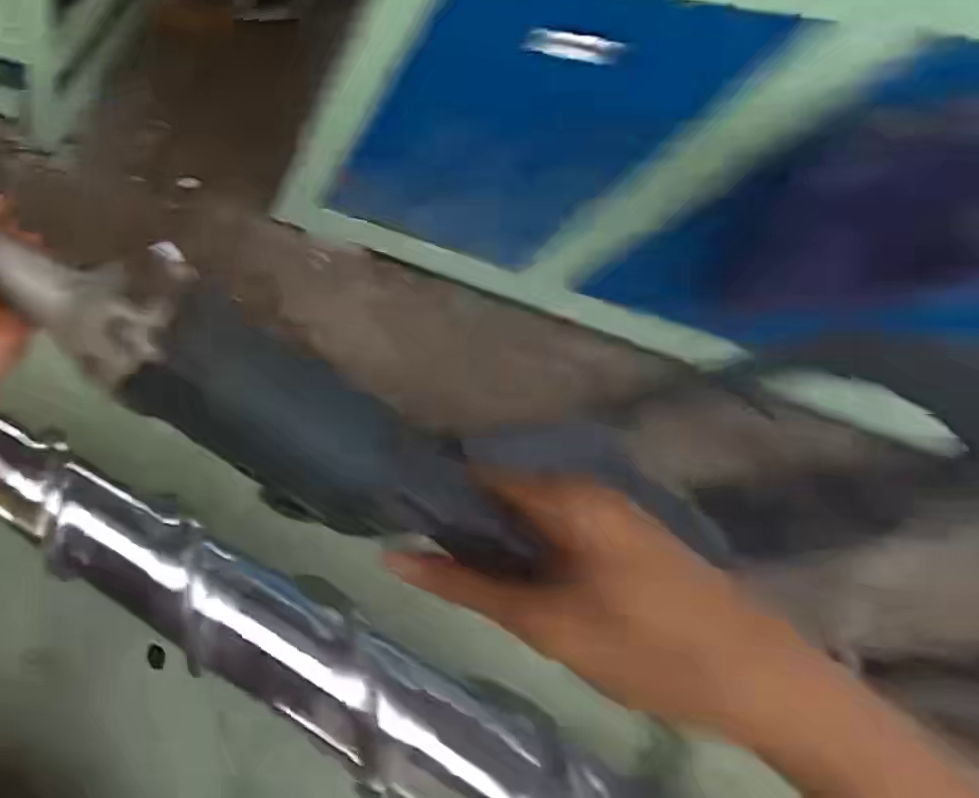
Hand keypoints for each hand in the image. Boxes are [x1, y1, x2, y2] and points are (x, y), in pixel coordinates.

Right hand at [386, 475, 827, 738]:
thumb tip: (390, 555)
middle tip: (439, 560)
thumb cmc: (647, 646)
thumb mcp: (543, 622)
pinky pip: (559, 527)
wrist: (781, 695)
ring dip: (499, 540)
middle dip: (465, 524)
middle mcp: (584, 489)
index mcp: (561, 495)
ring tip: (477, 574)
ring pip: (528, 514)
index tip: (403, 523)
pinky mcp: (631, 538)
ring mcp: (613, 512)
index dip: (432, 498)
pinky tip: (530, 582)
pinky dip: (532, 547)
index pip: (470, 476)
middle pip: (498, 494)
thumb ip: (462, 584)